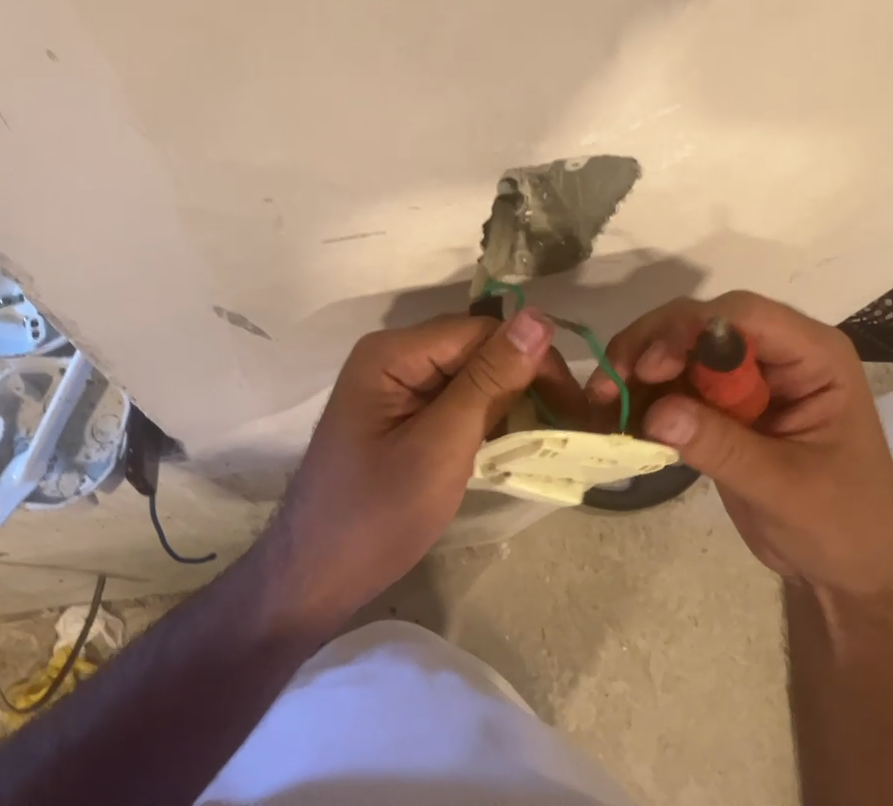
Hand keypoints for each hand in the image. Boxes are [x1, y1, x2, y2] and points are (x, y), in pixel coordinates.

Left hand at [268, 309, 563, 622]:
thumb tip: (538, 318)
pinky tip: (512, 447)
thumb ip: (488, 381)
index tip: (573, 404)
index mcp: (392, 354)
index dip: (530, 359)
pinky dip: (486, 422)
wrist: (318, 575)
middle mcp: (392, 359)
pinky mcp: (402, 418)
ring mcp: (395, 390)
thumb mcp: (441, 446)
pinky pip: (454, 404)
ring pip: (470, 378)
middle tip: (568, 426)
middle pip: (475, 350)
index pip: (480, 331)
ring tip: (550, 438)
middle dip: (523, 382)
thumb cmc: (377, 514)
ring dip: (509, 404)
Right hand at [588, 292, 892, 599]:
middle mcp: (776, 355)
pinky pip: (672, 385)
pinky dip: (642, 397)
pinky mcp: (721, 406)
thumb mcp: (784, 487)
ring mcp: (745, 379)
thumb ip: (722, 447)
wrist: (851, 570)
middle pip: (700, 324)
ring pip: (678, 350)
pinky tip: (615, 418)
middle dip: (651, 347)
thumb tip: (656, 412)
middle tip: (608, 384)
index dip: (689, 330)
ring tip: (602, 404)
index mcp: (813, 357)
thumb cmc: (841, 525)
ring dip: (636, 370)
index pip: (744, 316)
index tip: (648, 368)